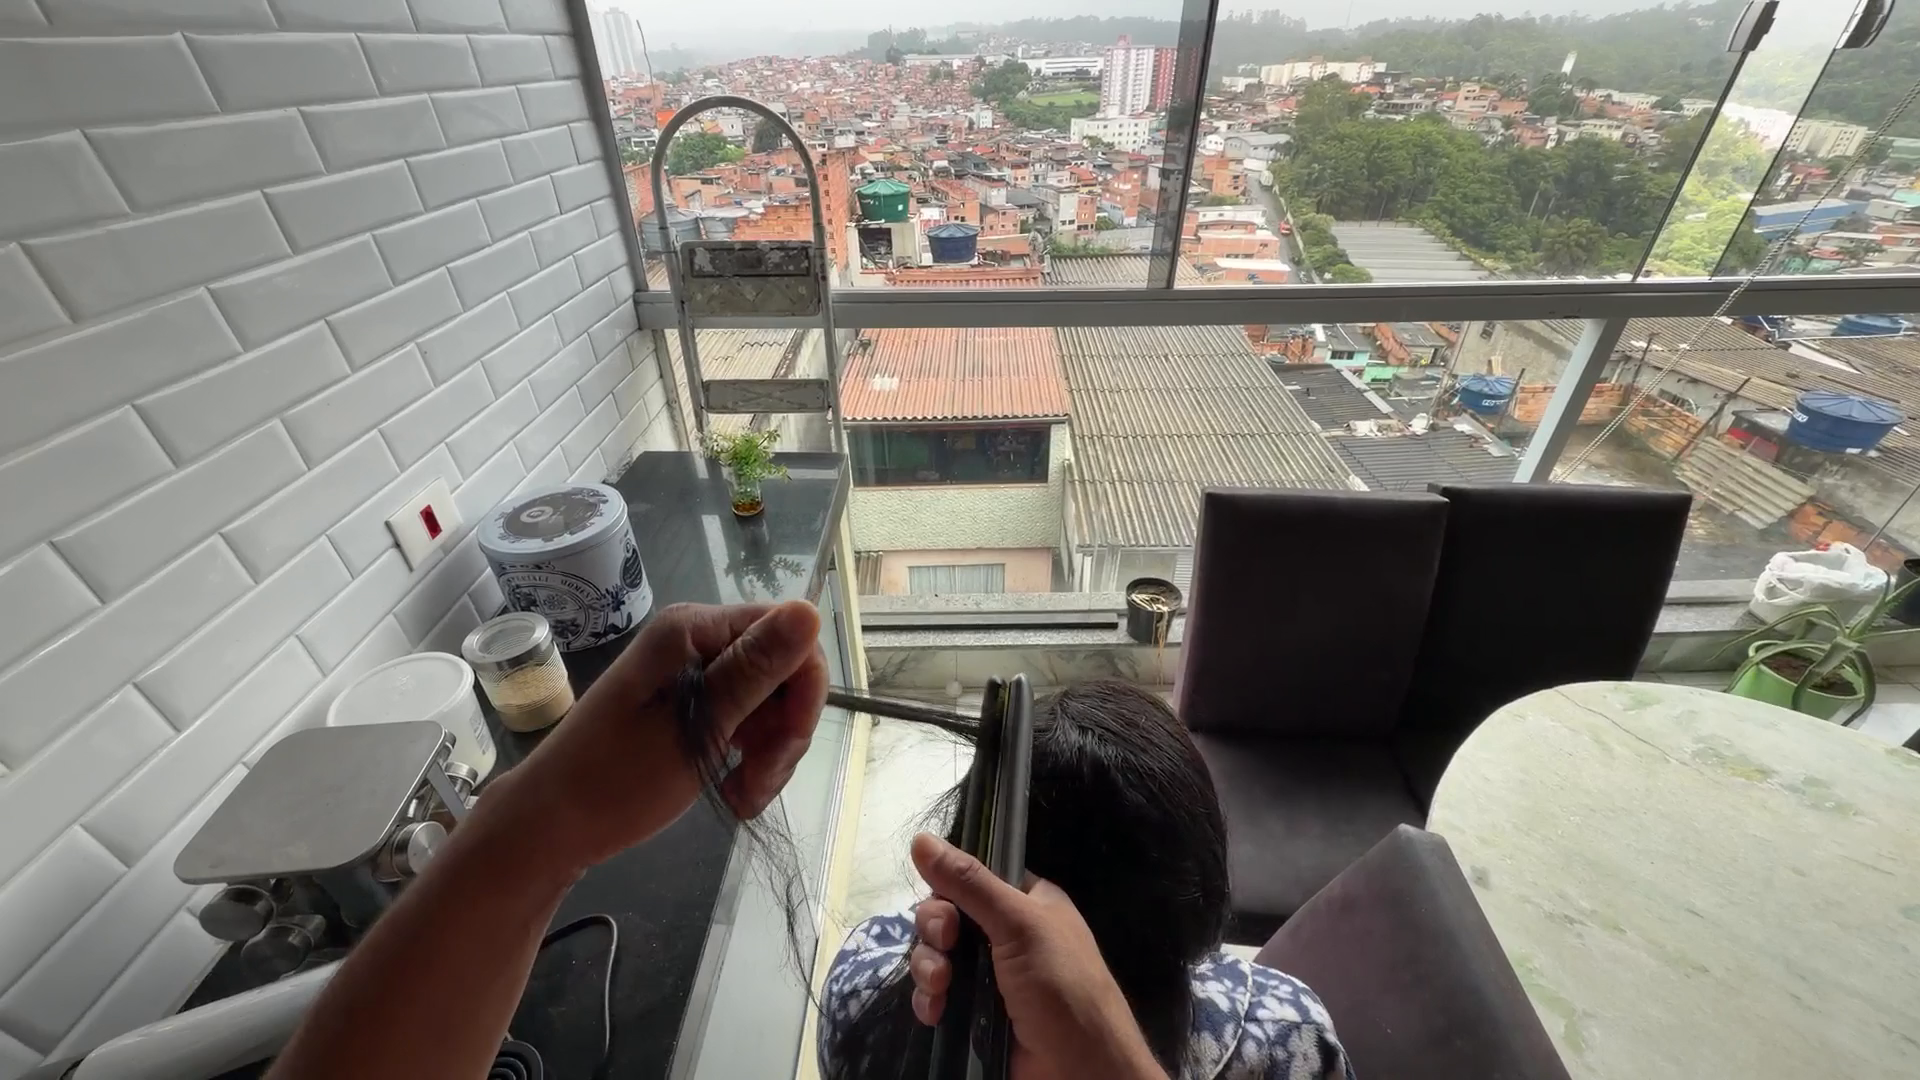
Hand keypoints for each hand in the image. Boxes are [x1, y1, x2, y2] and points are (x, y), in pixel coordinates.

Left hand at [476, 602, 827, 873]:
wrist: (549, 829)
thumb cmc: (612, 782)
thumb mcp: (693, 730)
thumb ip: (753, 670)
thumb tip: (809, 611)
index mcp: (695, 630)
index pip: (791, 635)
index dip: (803, 690)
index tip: (785, 746)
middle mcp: (700, 638)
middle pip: (787, 669)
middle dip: (786, 729)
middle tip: (761, 781)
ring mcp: (699, 669)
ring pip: (776, 699)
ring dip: (772, 751)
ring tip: (744, 797)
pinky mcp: (698, 699)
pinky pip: (753, 716)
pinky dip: (755, 755)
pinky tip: (736, 787)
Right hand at [904, 834, 1165, 1079]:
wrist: (1081, 1076)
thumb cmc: (1062, 986)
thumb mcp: (1019, 925)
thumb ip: (969, 883)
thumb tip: (921, 838)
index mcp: (1026, 902)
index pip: (973, 877)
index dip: (950, 885)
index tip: (943, 899)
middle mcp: (1005, 934)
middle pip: (948, 913)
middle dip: (936, 928)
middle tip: (944, 943)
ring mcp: (989, 976)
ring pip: (937, 954)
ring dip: (928, 966)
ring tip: (940, 987)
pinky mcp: (974, 1015)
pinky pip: (937, 995)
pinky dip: (929, 1000)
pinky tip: (934, 1012)